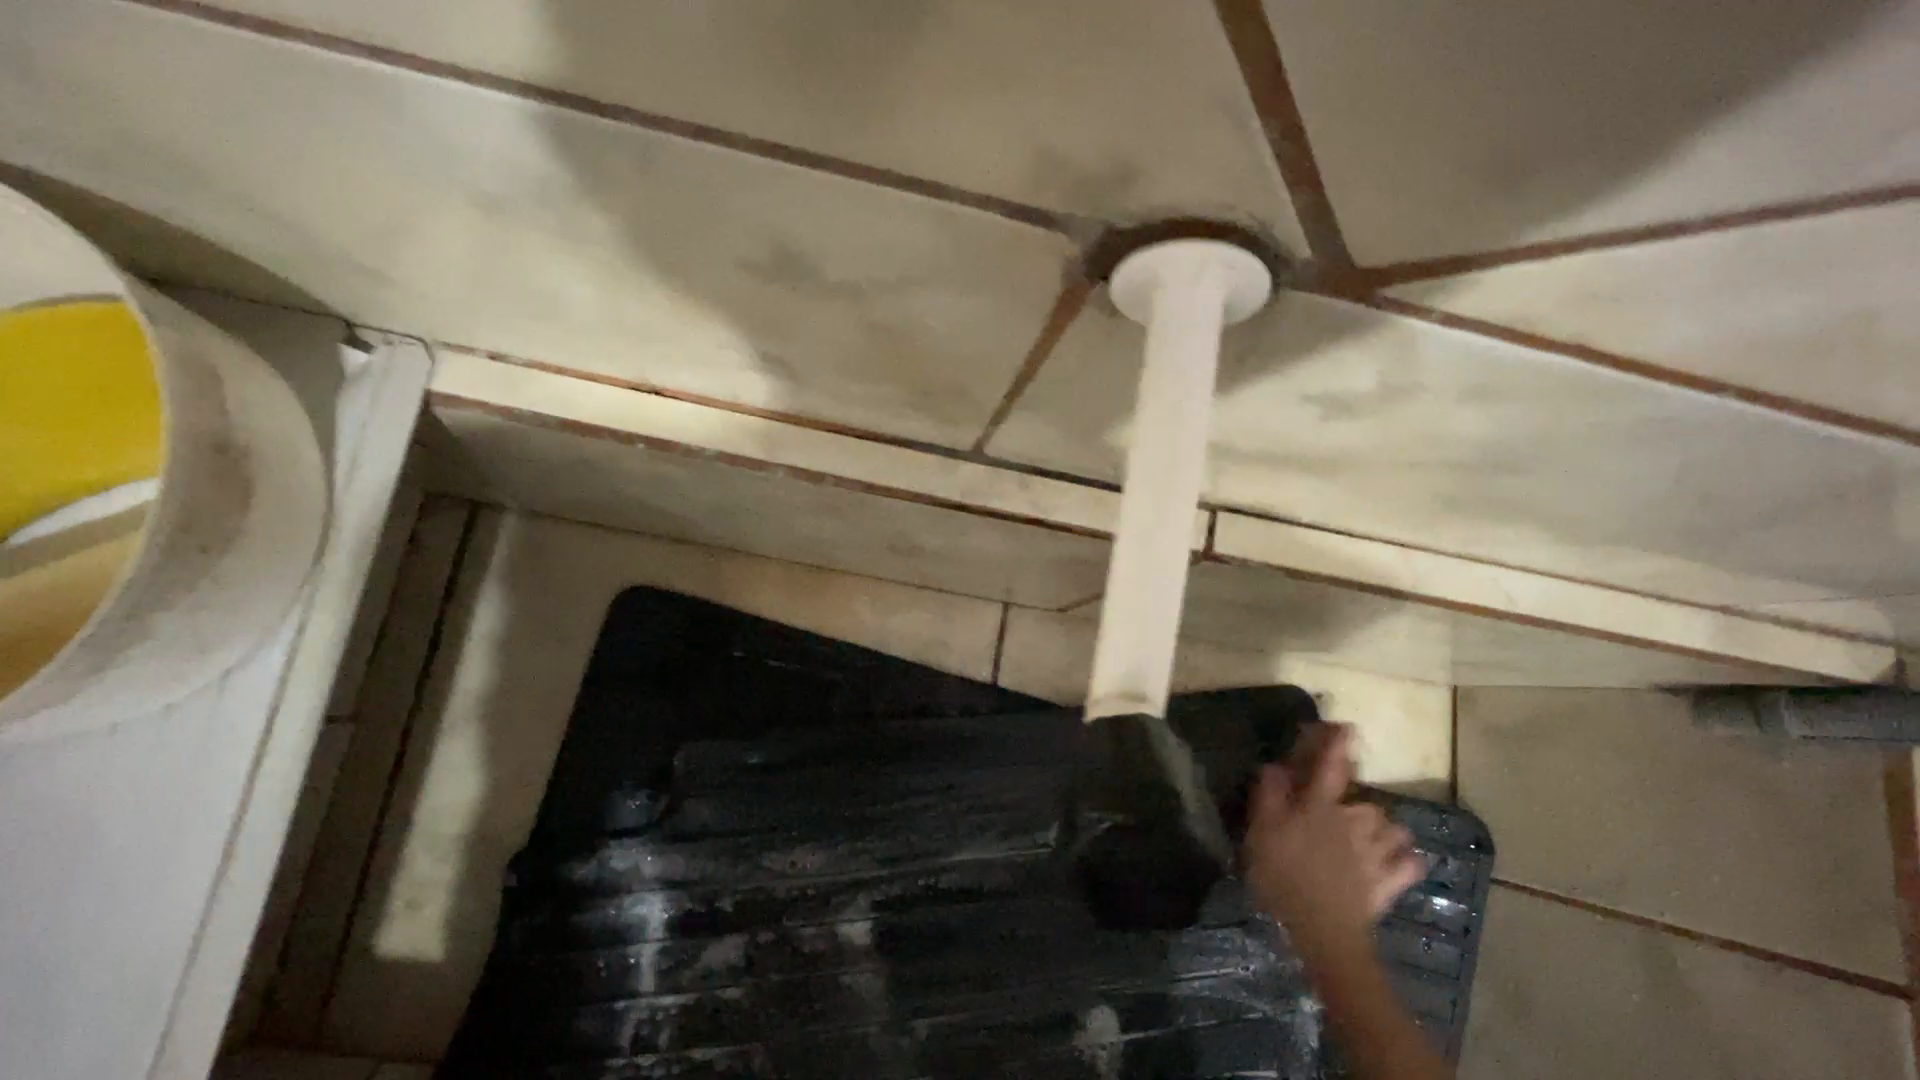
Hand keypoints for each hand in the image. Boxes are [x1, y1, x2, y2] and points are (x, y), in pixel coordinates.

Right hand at [1242, 724, 1425, 953]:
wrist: (1322, 930)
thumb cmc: (1283, 877)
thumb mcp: (1261, 832)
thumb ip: (1269, 795)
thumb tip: (1276, 765)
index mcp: (1320, 806)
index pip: (1331, 767)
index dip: (1338, 745)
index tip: (1346, 727)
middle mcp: (1355, 822)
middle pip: (1365, 803)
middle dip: (1357, 805)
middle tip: (1342, 816)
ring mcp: (1377, 853)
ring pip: (1392, 829)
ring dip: (1384, 830)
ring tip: (1372, 837)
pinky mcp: (1391, 883)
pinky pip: (1409, 864)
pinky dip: (1406, 860)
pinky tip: (1401, 862)